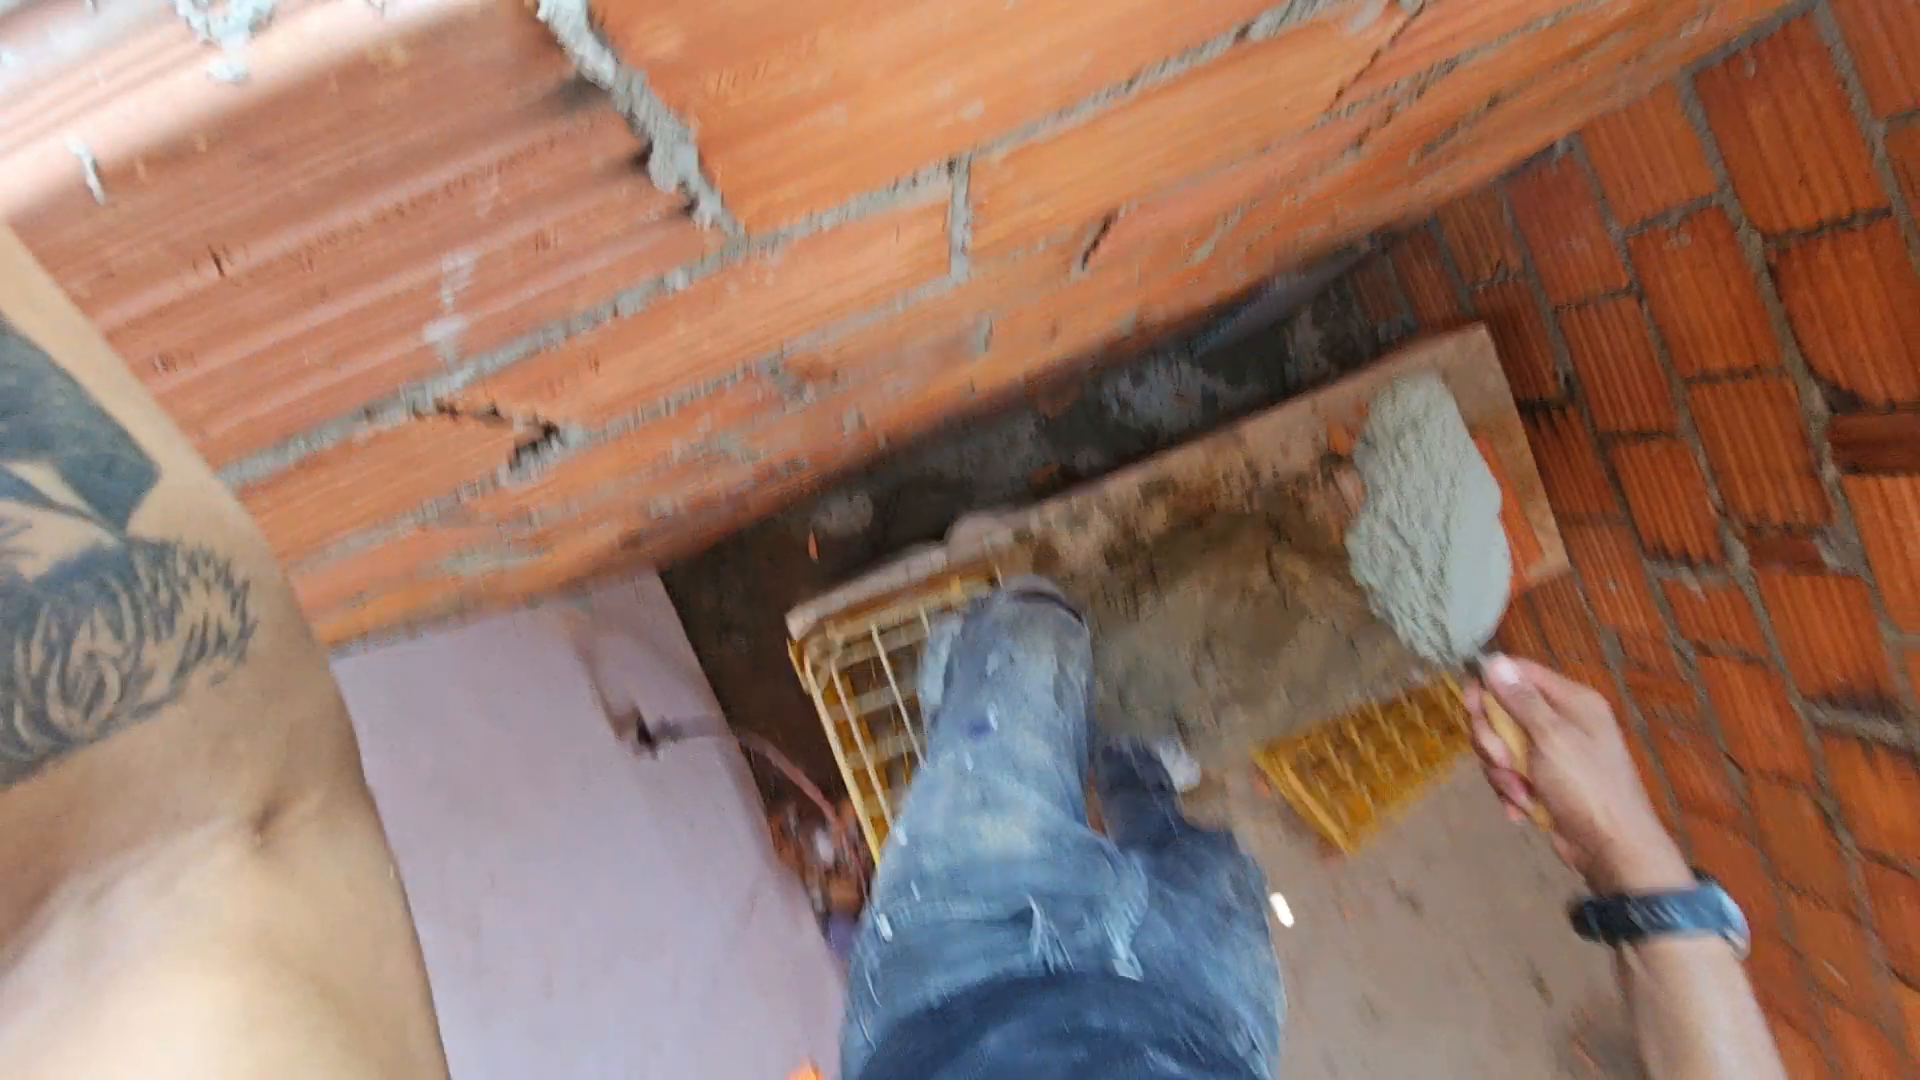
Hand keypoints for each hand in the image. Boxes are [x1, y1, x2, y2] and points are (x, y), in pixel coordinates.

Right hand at [1465, 655, 1691, 893]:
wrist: (1613, 852)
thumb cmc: (1587, 789)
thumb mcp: (1550, 739)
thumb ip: (1520, 699)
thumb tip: (1493, 659)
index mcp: (1570, 701)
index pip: (1515, 671)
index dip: (1486, 685)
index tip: (1471, 708)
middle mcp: (1559, 718)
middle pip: (1498, 708)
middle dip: (1491, 739)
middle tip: (1504, 761)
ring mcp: (1550, 748)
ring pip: (1497, 742)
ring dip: (1500, 770)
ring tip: (1520, 792)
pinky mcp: (1541, 775)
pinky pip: (1506, 769)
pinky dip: (1508, 788)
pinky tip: (1524, 805)